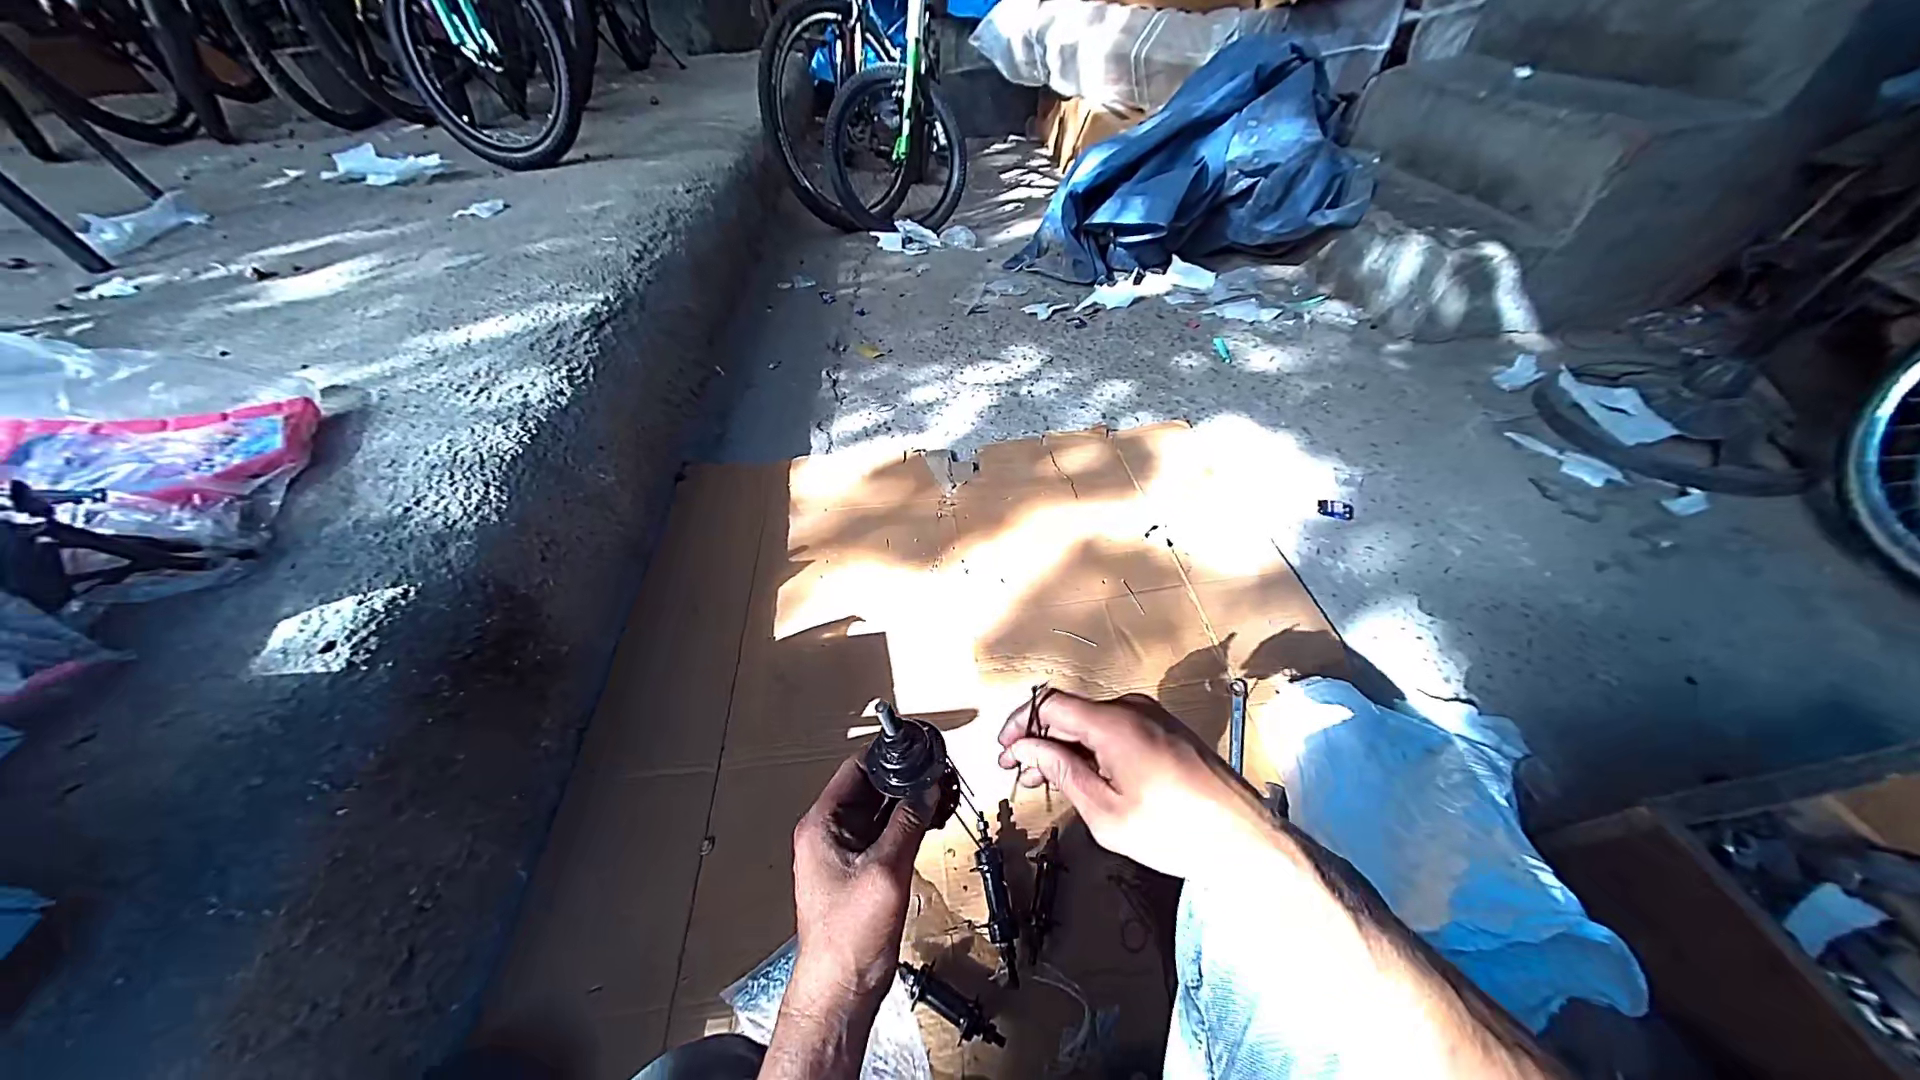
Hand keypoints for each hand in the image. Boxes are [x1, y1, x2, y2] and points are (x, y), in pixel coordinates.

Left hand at [781, 755, 935, 1025]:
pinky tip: (930, 818)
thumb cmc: (847, 940)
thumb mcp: (884, 871)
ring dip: (909, 800)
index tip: (913, 747)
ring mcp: (846, 851)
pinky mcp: (862, 868)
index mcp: (821, 825)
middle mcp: (830, 833)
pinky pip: (886, 831)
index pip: (854, 769)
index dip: (885, 755)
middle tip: (934, 769)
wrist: (842, 991)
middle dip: (903, 777)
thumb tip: (926, 789)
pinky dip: (908, 822)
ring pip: (881, 809)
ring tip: (938, 790)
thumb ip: (907, 823)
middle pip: (870, 787)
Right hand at [996, 691, 1277, 880]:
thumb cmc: (1176, 831)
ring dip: (1065, 744)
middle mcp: (1131, 708)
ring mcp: (1150, 715)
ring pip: (1090, 719)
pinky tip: (1085, 773)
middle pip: (1069, 710)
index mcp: (1113, 723)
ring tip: (1048, 778)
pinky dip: (1090, 745)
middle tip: (1020, 770)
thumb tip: (1026, 748)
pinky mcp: (1163, 727)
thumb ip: (1060, 771)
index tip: (1004, 751)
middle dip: (1039, 738)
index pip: (1048, 704)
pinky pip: (1113, 726)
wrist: (1244, 838)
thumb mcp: (1105, 811)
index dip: (1019, 724)